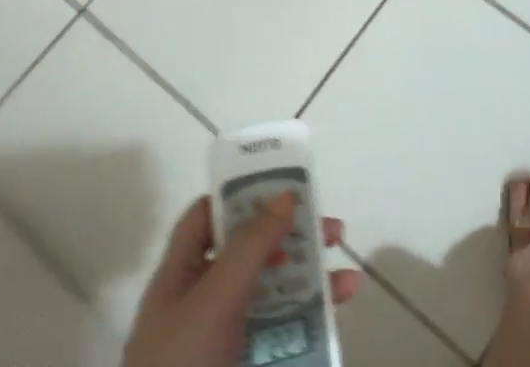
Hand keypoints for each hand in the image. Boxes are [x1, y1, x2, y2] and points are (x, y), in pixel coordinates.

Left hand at [124, 193, 363, 366]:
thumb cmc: (186, 362)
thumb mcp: (215, 297)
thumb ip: (250, 245)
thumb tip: (284, 193)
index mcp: (181, 275)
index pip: (207, 218)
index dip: (242, 195)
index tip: (284, 182)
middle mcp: (204, 299)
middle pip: (251, 251)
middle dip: (292, 235)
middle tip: (331, 227)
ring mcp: (229, 334)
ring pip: (277, 290)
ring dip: (313, 276)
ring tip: (348, 274)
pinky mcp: (253, 360)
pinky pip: (289, 328)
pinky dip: (317, 313)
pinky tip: (343, 303)